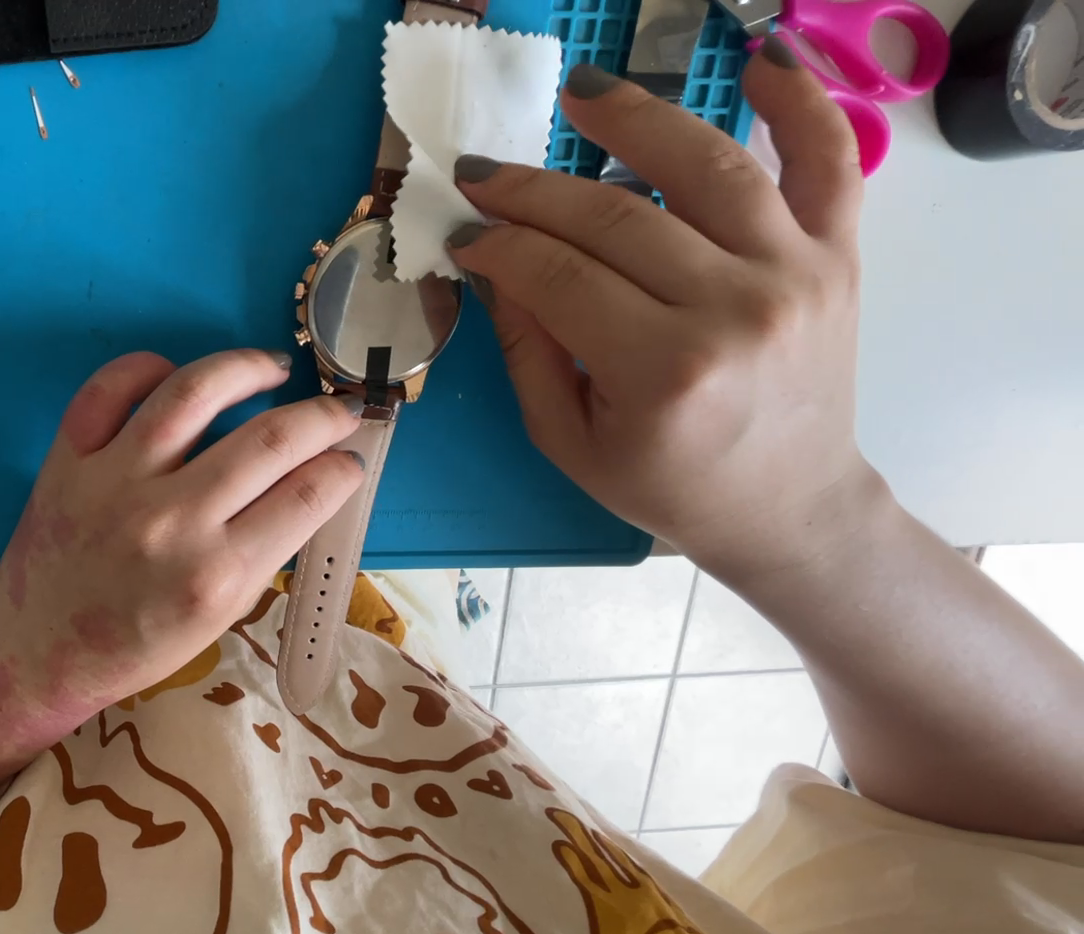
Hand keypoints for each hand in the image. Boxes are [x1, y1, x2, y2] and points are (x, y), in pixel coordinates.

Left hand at [0, 348, 363, 720]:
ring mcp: (113, 481)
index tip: (349, 456)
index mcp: (217, 574)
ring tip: (271, 368)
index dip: (342, 466)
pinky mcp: (66, 459)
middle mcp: (171, 519)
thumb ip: (265, 549)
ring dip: (247, 367)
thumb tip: (309, 481)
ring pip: (194, 392)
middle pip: (270, 438)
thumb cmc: (137, 645)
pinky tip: (174, 374)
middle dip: (323, 415)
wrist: (41, 653)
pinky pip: (108, 388)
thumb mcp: (220, 617)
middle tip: (337, 408)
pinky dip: (147, 367)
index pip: (307, 495)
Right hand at [446, 47, 888, 580]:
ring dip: (637, 119)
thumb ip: (529, 351)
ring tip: (582, 92)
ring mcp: (796, 271)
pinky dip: (800, 102)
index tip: (460, 230)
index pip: (559, 276)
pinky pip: (830, 160)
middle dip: (535, 190)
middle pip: (616, 217)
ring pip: (709, 168)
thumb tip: (493, 270)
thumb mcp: (566, 437)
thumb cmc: (660, 484)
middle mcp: (734, 307)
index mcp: (659, 370)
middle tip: (482, 172)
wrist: (784, 504)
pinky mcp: (839, 255)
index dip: (498, 245)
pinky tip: (757, 64)